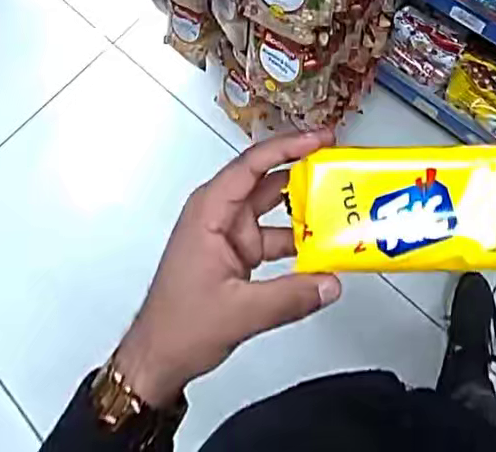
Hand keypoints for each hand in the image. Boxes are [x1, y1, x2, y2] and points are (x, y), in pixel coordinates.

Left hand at [112, 130, 343, 404]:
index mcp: (210, 209)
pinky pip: (274, 234)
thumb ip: (290, 298)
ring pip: (272, 206)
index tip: (318, 139)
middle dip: (300, 164)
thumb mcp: (239, 312)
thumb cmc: (178, 324)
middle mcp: (220, 212)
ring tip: (337, 197)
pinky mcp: (237, 250)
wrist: (158, 356)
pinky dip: (297, 237)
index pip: (252, 165)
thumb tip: (329, 282)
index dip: (287, 147)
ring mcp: (230, 231)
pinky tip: (322, 244)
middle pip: (264, 177)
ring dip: (302, 203)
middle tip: (334, 156)